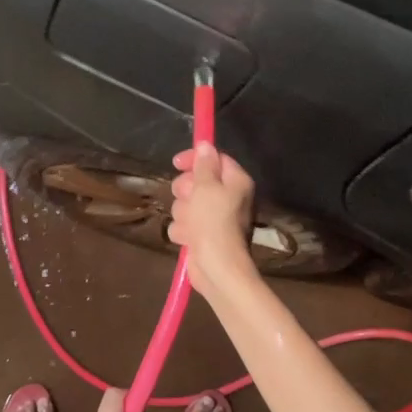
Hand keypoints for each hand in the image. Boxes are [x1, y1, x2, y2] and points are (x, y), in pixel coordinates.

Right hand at [168, 143, 258, 298]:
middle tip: (189, 199)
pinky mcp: (201, 234)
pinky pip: (184, 223)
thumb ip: (204, 165)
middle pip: (196, 181)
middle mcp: (227, 197)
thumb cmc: (214, 223)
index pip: (214, 159)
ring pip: (186, 203)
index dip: (194, 159)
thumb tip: (205, 145)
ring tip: (191, 225)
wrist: (217, 267)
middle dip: (186, 190)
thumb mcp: (206, 187)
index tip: (176, 163)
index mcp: (235, 182)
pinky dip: (183, 230)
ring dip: (183, 213)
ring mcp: (214, 217)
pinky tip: (188, 238)